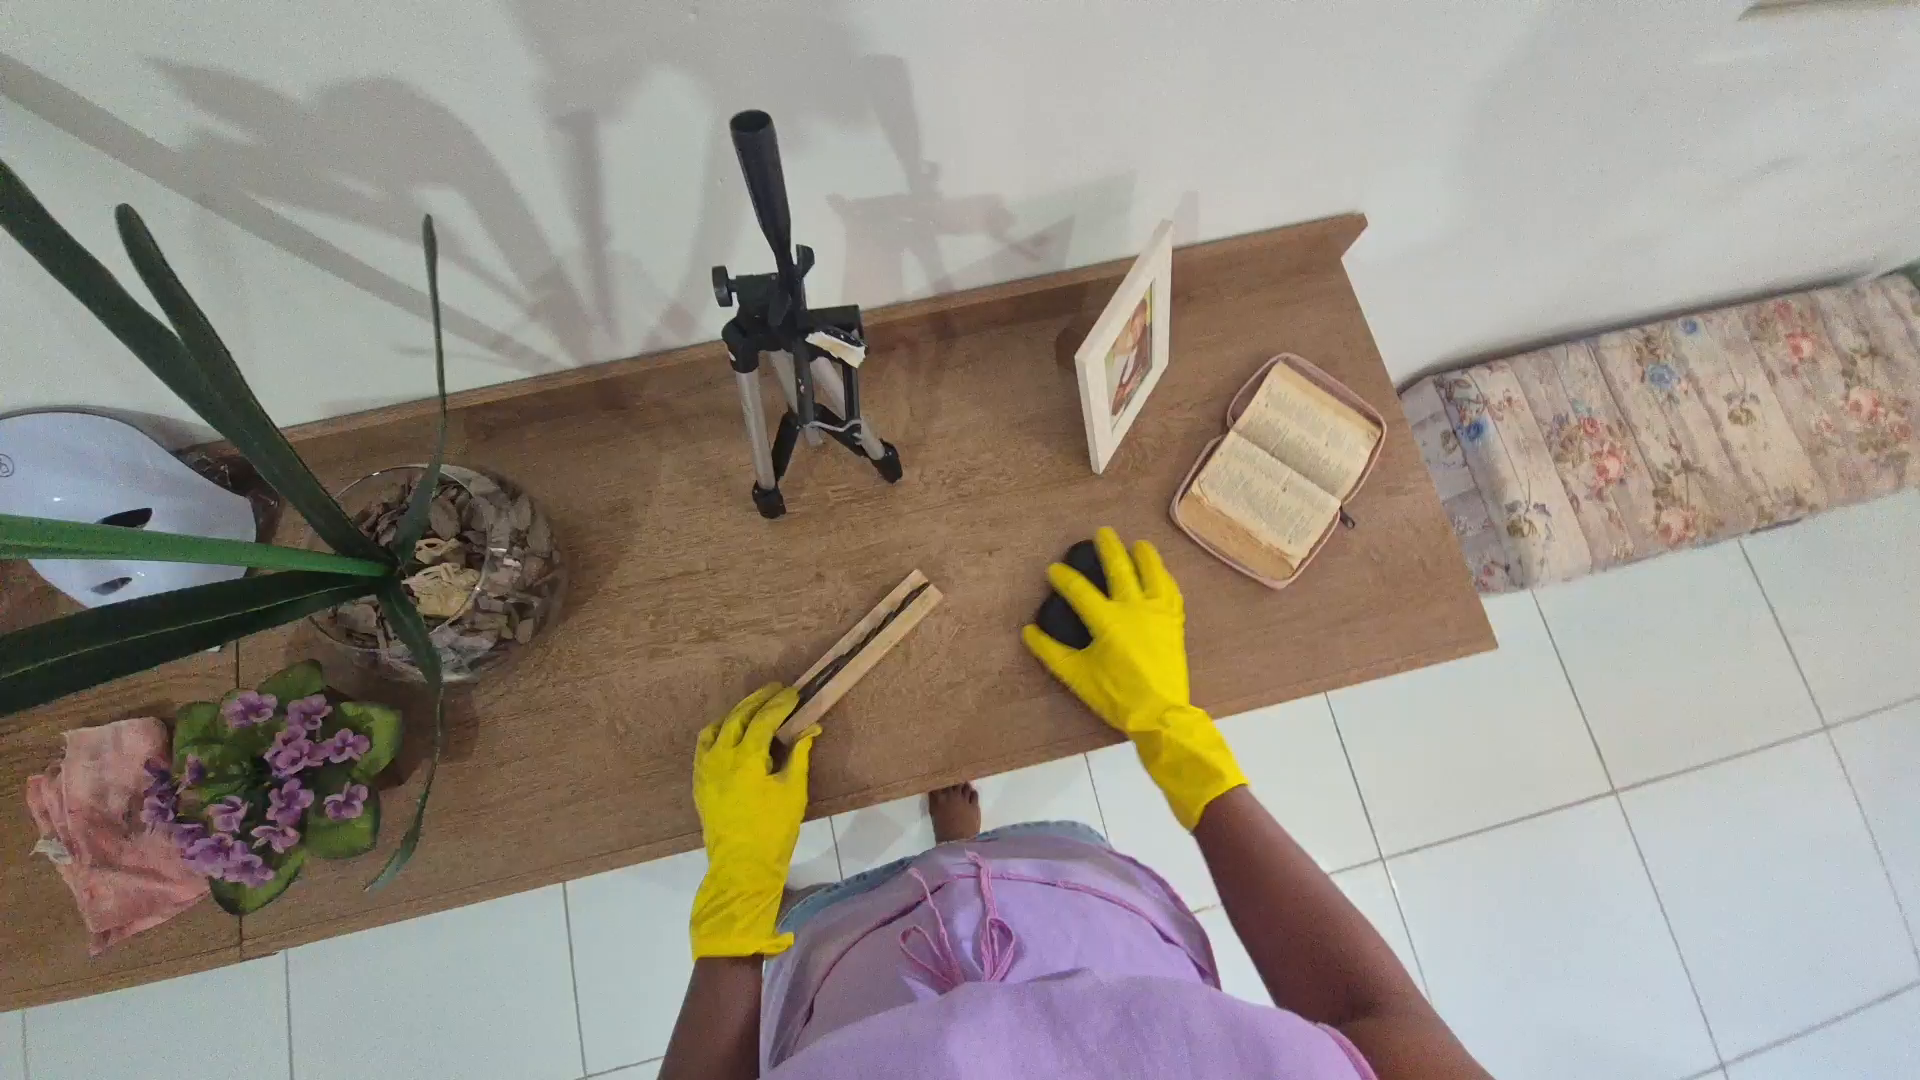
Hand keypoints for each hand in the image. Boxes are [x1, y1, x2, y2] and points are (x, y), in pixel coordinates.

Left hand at [689, 683, 818, 957]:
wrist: (742, 866)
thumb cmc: (774, 829)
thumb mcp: (794, 790)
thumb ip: (799, 755)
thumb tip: (811, 729)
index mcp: (746, 758)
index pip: (764, 719)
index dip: (781, 703)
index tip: (795, 693)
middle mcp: (721, 756)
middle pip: (739, 715)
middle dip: (759, 700)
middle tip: (777, 690)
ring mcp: (705, 768)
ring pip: (718, 726)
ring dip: (738, 712)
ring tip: (756, 706)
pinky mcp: (699, 780)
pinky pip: (704, 744)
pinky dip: (719, 730)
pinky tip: (732, 731)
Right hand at [1022, 527, 1245, 829]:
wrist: (1159, 714)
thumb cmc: (1115, 695)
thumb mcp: (1076, 676)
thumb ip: (1050, 652)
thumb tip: (1029, 631)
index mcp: (1107, 620)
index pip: (1080, 590)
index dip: (1063, 577)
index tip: (1053, 569)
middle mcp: (1134, 608)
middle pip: (1120, 569)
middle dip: (1108, 548)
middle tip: (1102, 533)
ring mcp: (1158, 614)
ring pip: (1153, 574)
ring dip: (1145, 556)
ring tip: (1139, 544)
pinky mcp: (1174, 623)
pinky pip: (1171, 593)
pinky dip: (1165, 579)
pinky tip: (1162, 574)